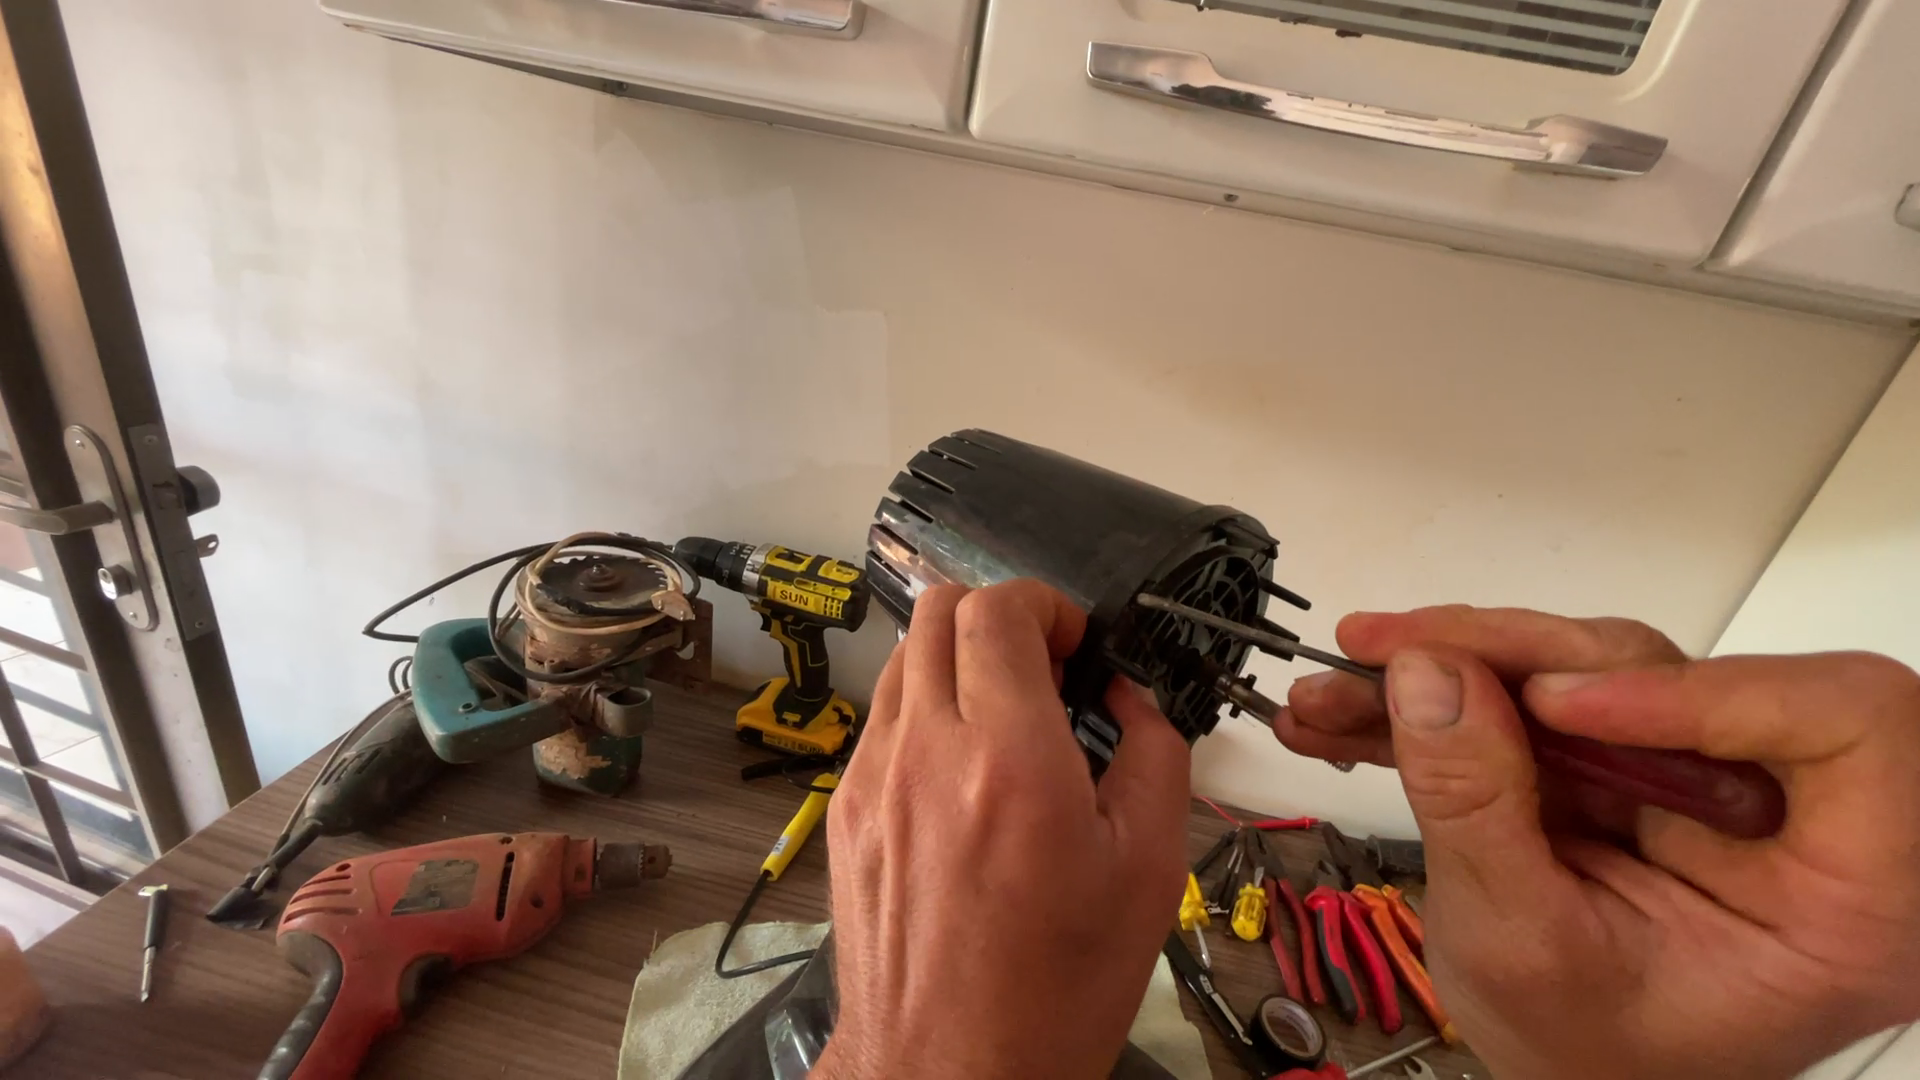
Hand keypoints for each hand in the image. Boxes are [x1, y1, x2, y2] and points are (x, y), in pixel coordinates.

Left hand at [813, 581, 1191, 1079]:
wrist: (947, 1068)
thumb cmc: (1059, 981)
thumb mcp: (1150, 867)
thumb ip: (1155, 752)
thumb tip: (1127, 692)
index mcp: (1010, 760)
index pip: (997, 612)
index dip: (1041, 604)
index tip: (1071, 642)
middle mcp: (927, 749)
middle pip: (938, 610)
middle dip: (997, 615)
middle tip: (1040, 667)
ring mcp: (873, 773)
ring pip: (905, 653)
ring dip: (957, 655)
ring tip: (999, 711)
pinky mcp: (847, 804)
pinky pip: (884, 713)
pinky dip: (924, 704)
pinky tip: (957, 762)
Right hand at [1281, 606, 1919, 1077]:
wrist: (1542, 1065)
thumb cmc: (1572, 1044)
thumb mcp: (1517, 939)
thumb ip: (1474, 804)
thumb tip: (1420, 668)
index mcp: (1834, 879)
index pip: (1837, 721)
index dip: (1693, 692)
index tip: (1549, 703)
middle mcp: (1755, 798)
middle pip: (1639, 665)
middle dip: (1485, 653)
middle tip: (1367, 648)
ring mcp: (1657, 769)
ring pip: (1544, 669)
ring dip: (1417, 675)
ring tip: (1317, 696)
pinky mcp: (1583, 759)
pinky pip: (1495, 704)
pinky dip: (1407, 709)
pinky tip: (1325, 721)